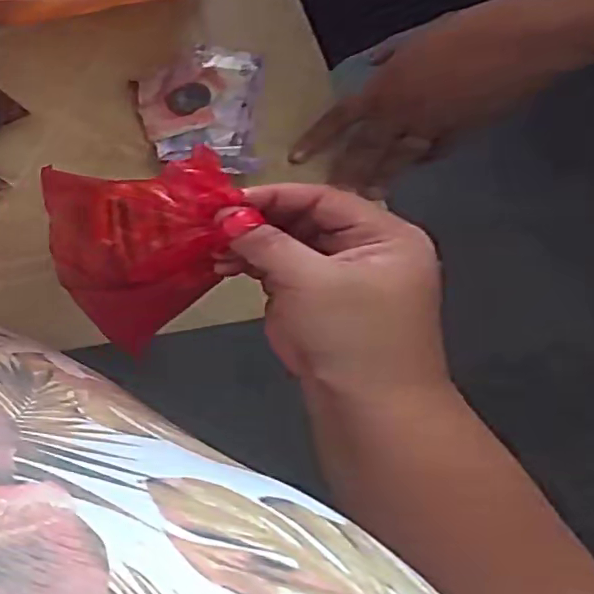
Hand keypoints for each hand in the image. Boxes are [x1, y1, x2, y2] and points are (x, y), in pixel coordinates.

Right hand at [215, 185, 447, 397]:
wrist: (364, 398)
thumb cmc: (349, 332)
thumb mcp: (307, 280)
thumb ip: (266, 242)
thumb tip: (225, 215)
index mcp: (383, 235)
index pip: (322, 199)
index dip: (273, 196)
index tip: (224, 202)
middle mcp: (361, 247)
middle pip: (300, 219)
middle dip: (255, 221)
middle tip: (210, 226)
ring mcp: (334, 272)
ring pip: (283, 242)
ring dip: (246, 243)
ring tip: (212, 251)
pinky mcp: (309, 293)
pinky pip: (275, 266)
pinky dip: (248, 263)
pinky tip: (222, 266)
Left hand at [290, 8, 557, 196]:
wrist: (536, 35)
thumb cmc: (472, 27)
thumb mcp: (415, 38)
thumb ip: (388, 56)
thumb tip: (373, 63)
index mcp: (380, 90)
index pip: (336, 121)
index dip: (315, 140)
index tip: (295, 159)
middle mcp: (399, 114)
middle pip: (363, 150)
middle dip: (344, 173)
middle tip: (329, 194)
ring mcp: (433, 125)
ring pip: (397, 158)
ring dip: (381, 178)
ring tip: (367, 197)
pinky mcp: (468, 129)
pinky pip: (436, 150)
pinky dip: (423, 158)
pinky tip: (414, 166)